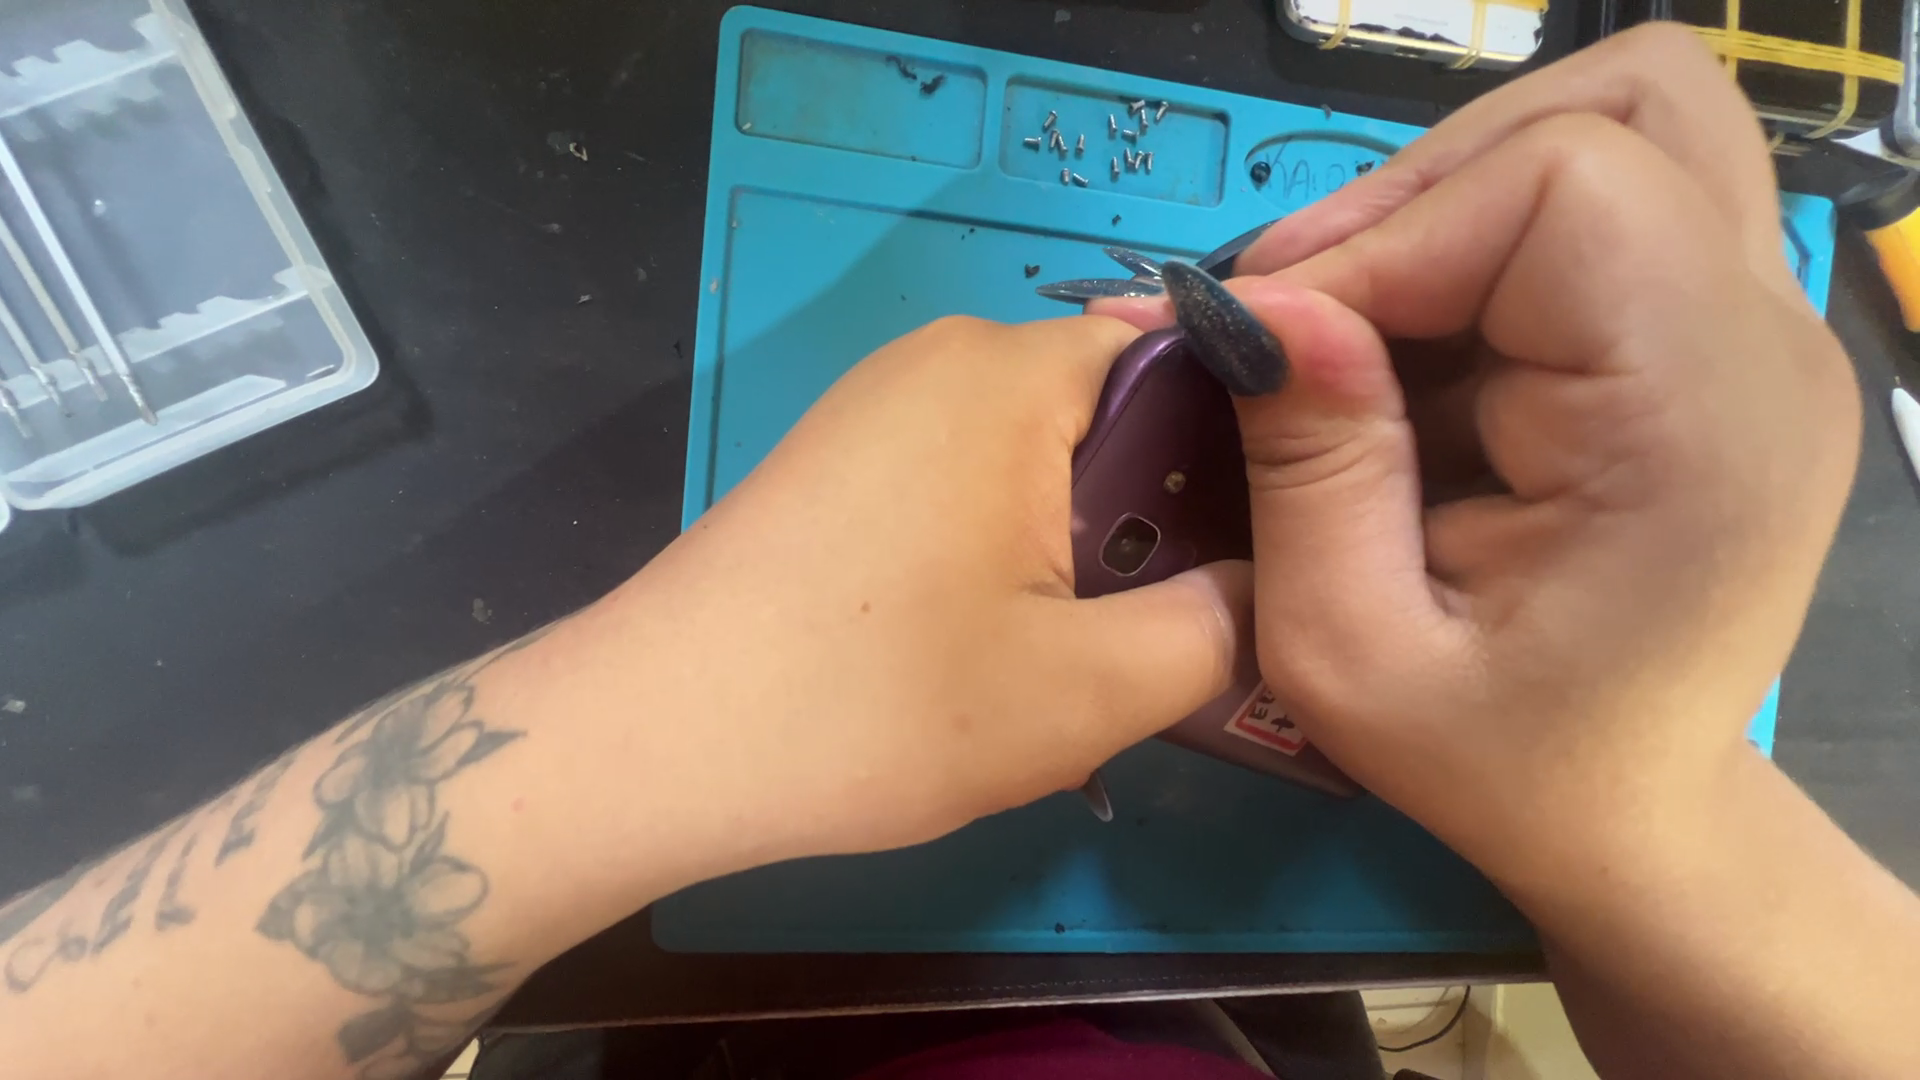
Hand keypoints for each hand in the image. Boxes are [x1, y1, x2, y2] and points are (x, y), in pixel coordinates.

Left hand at [594, 315, 1250, 865]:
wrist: (656, 739)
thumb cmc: (874, 706)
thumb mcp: (1087, 689)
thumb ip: (1216, 627)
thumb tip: (1263, 586)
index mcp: (1010, 373)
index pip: (1180, 362)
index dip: (1229, 459)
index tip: (1227, 561)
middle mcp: (940, 359)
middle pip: (1104, 412)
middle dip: (1143, 517)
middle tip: (1133, 630)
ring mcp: (876, 405)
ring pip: (1033, 454)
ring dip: (1069, 543)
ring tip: (1050, 645)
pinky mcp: (838, 459)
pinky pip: (962, 477)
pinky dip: (998, 545)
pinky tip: (969, 632)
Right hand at [1098, 25, 1859, 886]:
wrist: (1615, 810)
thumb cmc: (1481, 756)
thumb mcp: (1342, 648)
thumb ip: (1307, 475)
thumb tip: (1260, 312)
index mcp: (1695, 424)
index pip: (1556, 190)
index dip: (1378, 239)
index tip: (1262, 335)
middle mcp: (1750, 342)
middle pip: (1603, 115)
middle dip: (1408, 192)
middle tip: (1298, 306)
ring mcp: (1730, 332)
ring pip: (1596, 135)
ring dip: (1432, 206)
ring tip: (1340, 315)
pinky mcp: (1677, 347)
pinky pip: (1564, 218)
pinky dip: (1445, 256)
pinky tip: (1384, 358)